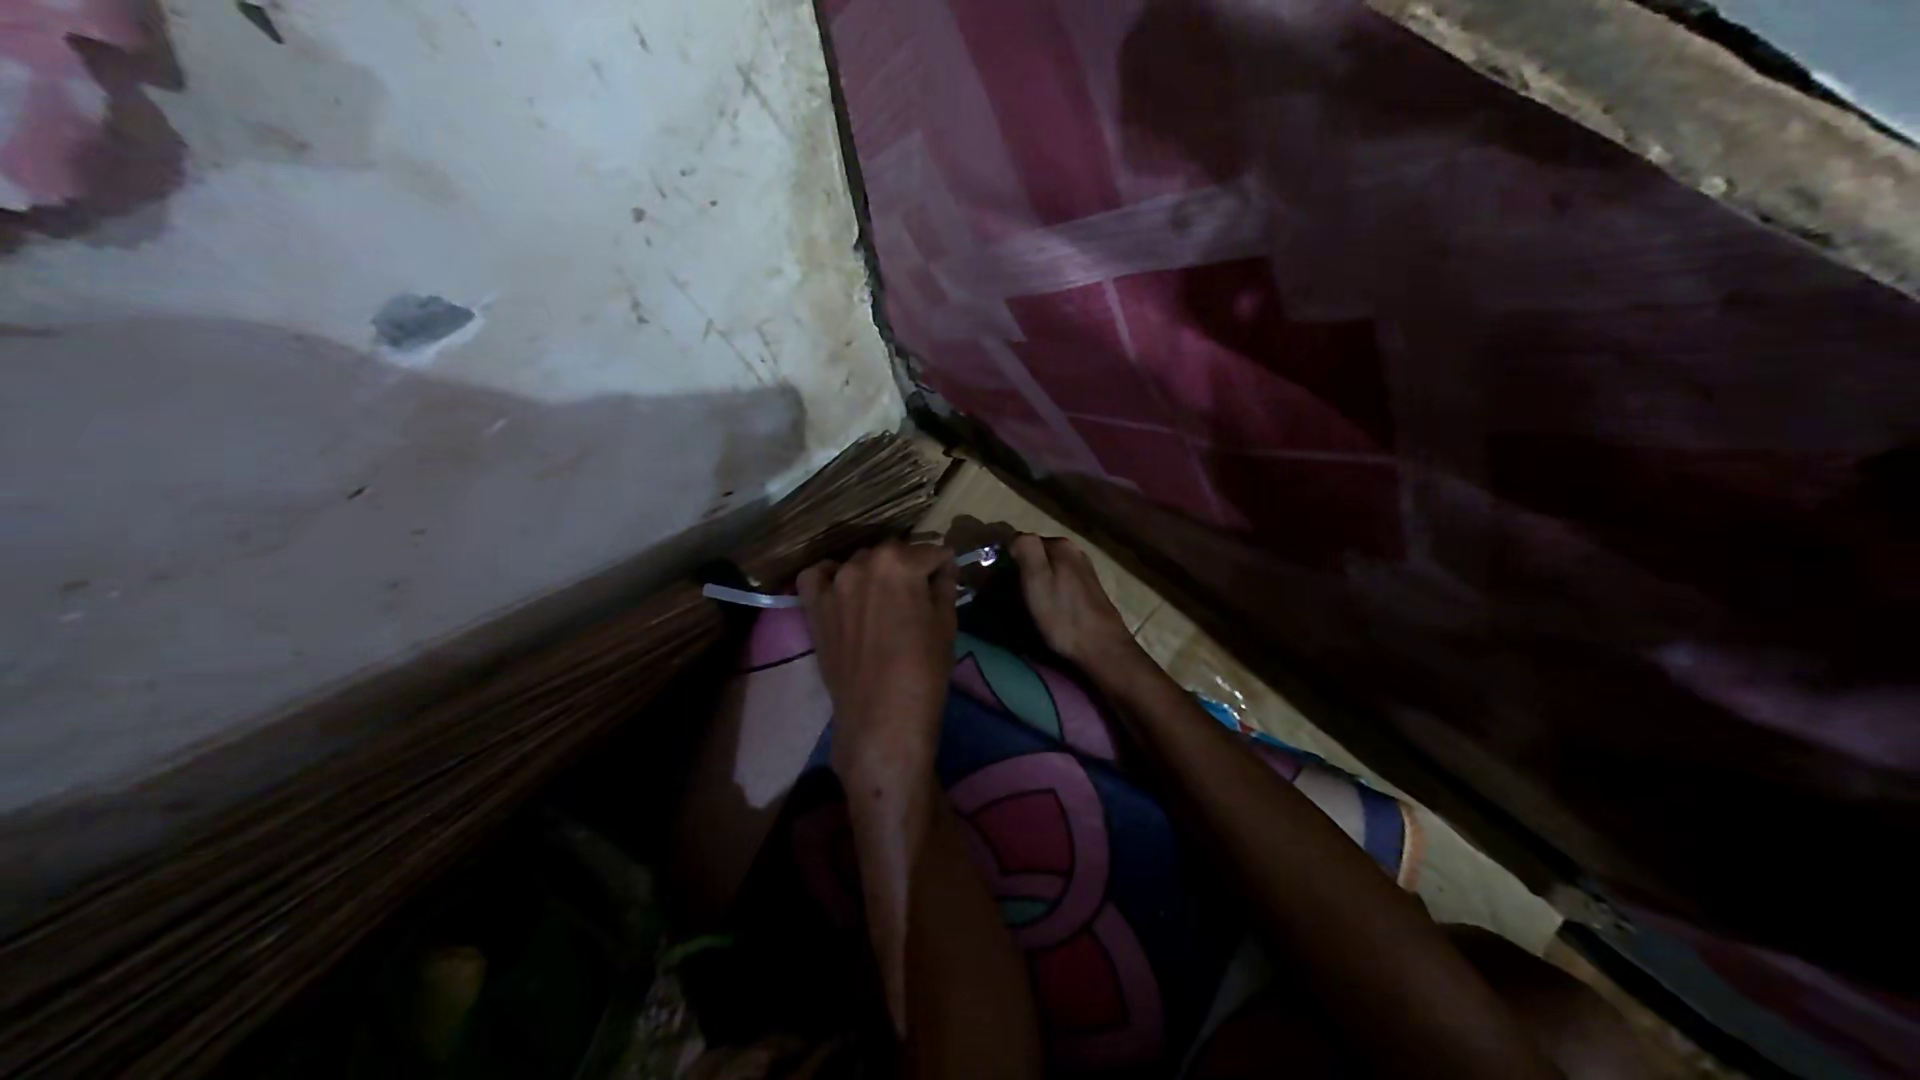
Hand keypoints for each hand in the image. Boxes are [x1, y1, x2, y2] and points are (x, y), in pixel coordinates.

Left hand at [797, 541, 957, 785]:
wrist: (881, 716)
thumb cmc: (923, 671)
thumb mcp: (946, 623)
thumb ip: (944, 586)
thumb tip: (944, 567)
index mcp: (899, 562)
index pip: (931, 551)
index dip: (943, 566)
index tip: (947, 580)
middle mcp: (862, 563)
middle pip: (893, 553)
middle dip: (909, 566)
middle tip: (919, 594)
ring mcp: (833, 583)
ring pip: (859, 563)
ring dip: (875, 574)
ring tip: (884, 601)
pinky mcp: (813, 605)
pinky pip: (816, 576)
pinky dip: (830, 577)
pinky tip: (844, 590)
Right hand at [1010, 535, 1141, 678]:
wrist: (1101, 648)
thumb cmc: (1063, 615)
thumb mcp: (1037, 578)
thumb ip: (1025, 548)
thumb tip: (1012, 538)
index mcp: (1060, 545)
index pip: (1020, 541)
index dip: (1003, 559)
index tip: (992, 580)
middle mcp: (1074, 551)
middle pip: (1034, 555)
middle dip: (1017, 571)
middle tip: (1004, 596)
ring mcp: (1083, 570)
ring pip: (1045, 569)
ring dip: (1031, 583)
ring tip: (1020, 605)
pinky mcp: (1087, 589)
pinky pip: (1057, 582)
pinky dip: (1045, 591)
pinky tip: (1043, 609)